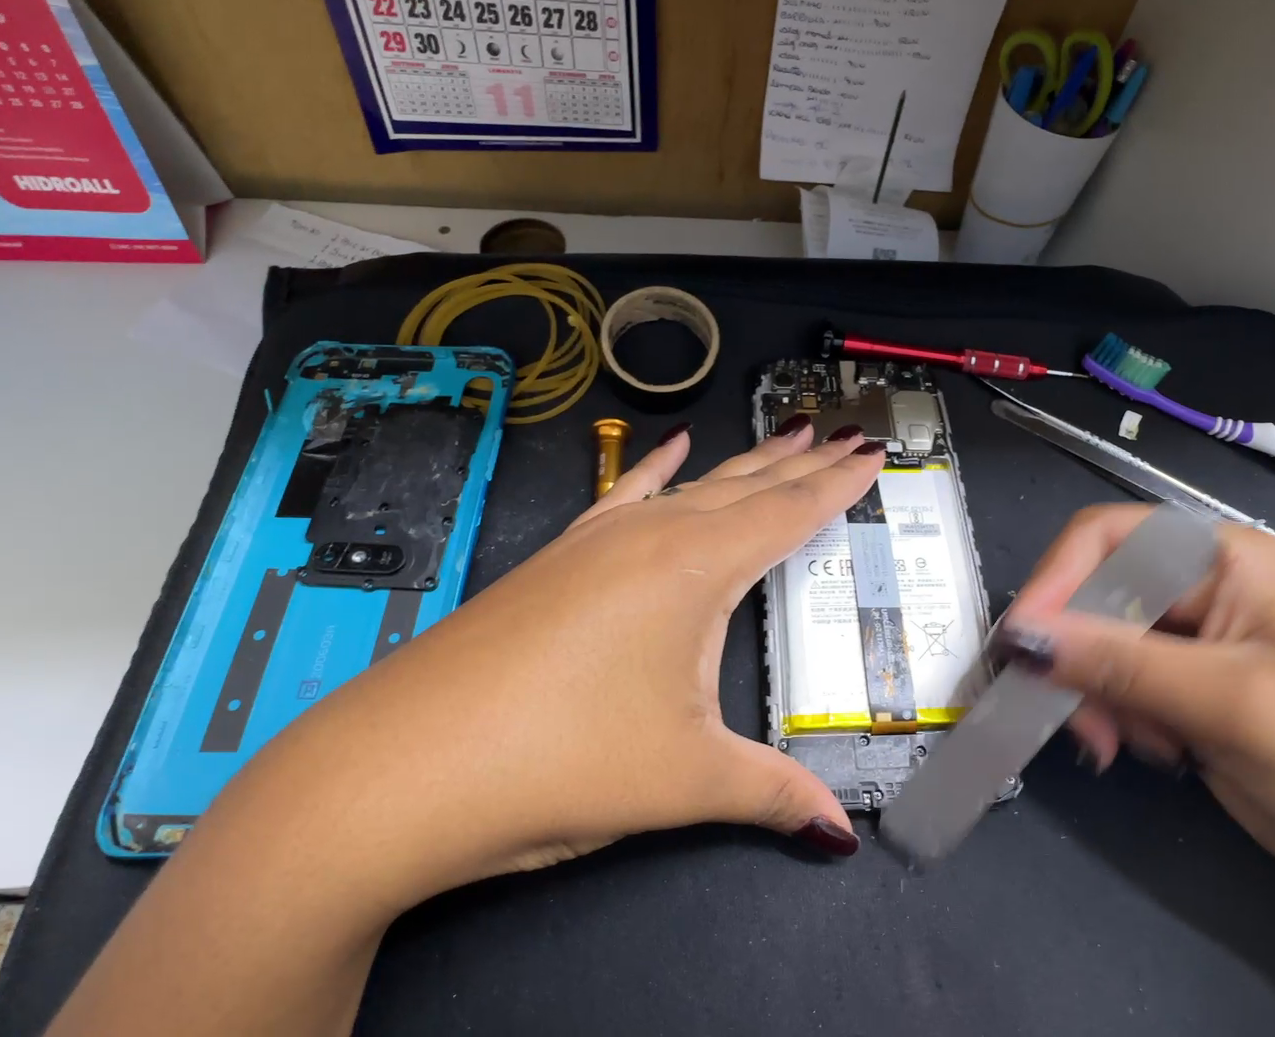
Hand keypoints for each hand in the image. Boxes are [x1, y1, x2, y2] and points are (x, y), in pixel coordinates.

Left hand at [202, 416, 885, 917]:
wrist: (404, 765)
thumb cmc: (562, 762)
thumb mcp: (685, 780)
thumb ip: (772, 795)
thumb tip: (840, 836)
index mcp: (692, 570)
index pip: (785, 514)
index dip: (835, 486)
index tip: (870, 452)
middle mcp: (645, 538)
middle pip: (741, 488)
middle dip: (798, 466)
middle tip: (840, 438)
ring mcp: (591, 544)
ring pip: (686, 489)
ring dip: (738, 466)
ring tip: (780, 438)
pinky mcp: (552, 564)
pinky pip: (623, 499)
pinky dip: (656, 474)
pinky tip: (668, 453)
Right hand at [999, 504, 1274, 887]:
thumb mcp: (1232, 704)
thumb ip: (1121, 664)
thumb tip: (1021, 637)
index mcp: (1230, 559)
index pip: (1110, 539)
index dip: (1057, 581)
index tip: (1022, 646)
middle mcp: (1208, 587)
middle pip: (1098, 595)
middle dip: (1079, 657)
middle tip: (1082, 722)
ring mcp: (1198, 641)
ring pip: (1100, 646)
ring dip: (1098, 697)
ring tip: (1125, 748)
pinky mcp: (1189, 689)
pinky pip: (1120, 685)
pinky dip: (1117, 718)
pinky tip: (1150, 753)